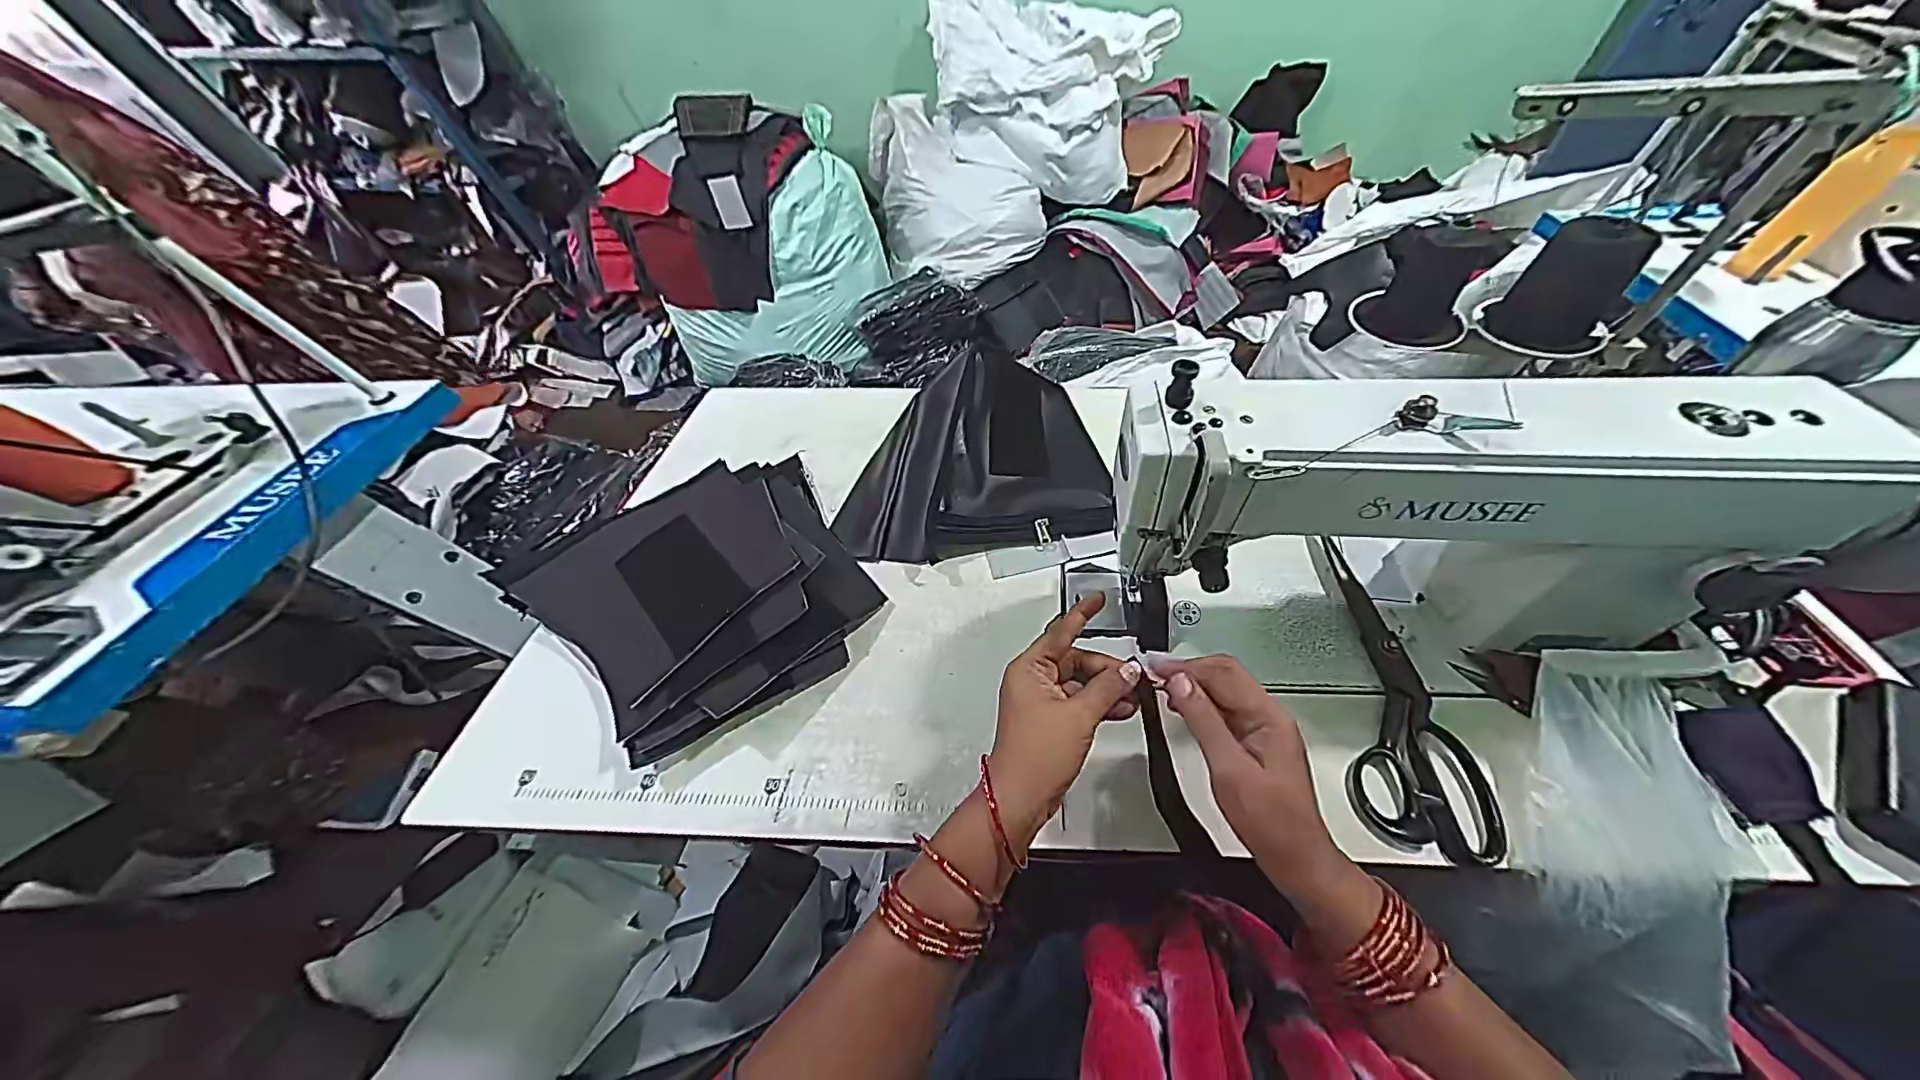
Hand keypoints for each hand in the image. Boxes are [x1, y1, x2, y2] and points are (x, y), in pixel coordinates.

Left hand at [989, 593, 1141, 848]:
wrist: (1021, 797)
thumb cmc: (1032, 757)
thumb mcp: (1079, 715)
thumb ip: (1107, 687)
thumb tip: (1126, 670)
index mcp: (1029, 669)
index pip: (1061, 630)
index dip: (1083, 613)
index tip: (1097, 599)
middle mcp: (1032, 681)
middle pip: (1076, 659)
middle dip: (1106, 667)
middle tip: (1132, 675)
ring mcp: (1041, 701)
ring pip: (1081, 682)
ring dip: (1106, 688)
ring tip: (1131, 695)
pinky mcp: (1050, 721)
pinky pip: (1079, 701)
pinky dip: (1099, 704)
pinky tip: (1119, 709)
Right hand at [1152, 654, 1341, 893]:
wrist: (1296, 859)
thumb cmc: (1272, 823)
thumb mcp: (1228, 769)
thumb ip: (1203, 721)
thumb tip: (1182, 684)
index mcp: (1269, 718)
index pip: (1223, 673)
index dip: (1186, 666)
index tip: (1156, 669)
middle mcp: (1270, 718)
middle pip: (1225, 675)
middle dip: (1188, 670)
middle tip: (1155, 674)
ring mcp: (1264, 729)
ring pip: (1225, 690)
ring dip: (1193, 684)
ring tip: (1163, 687)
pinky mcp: (1256, 742)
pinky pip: (1226, 709)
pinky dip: (1200, 702)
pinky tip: (1184, 707)